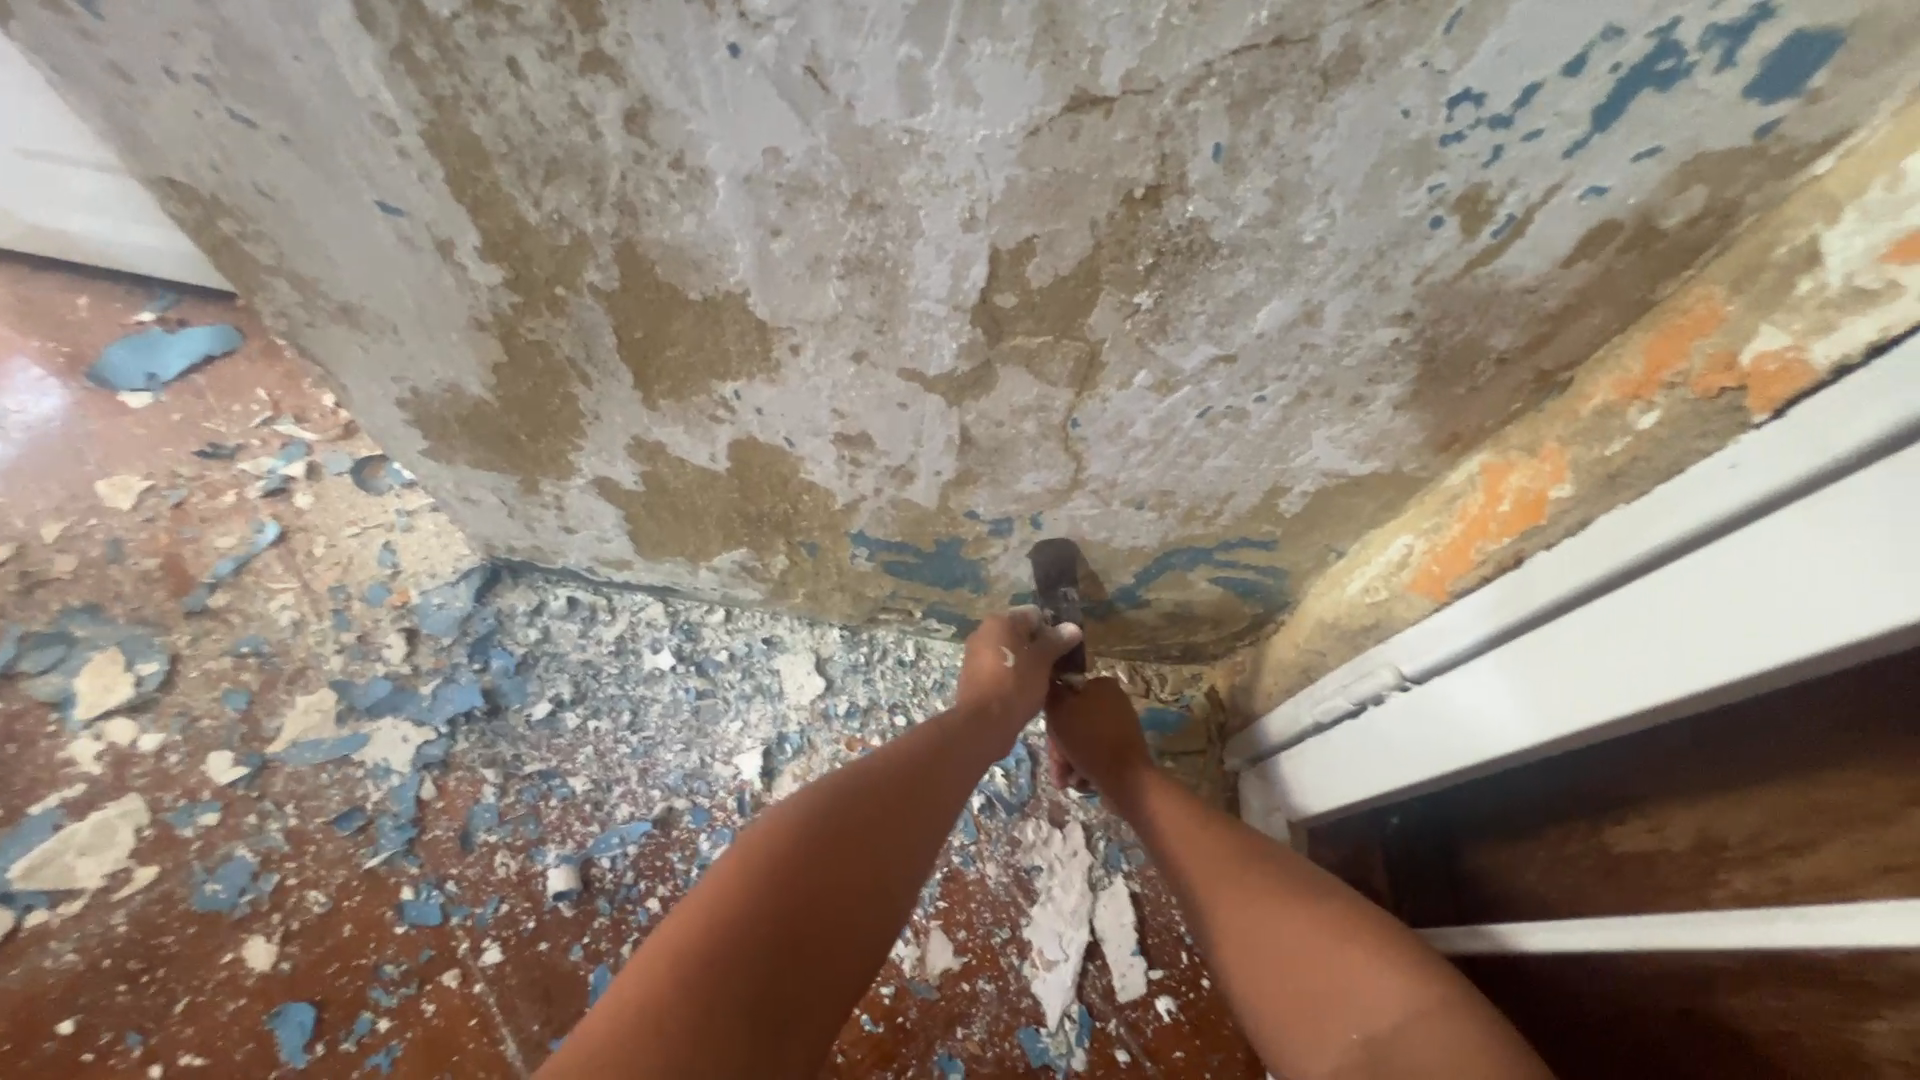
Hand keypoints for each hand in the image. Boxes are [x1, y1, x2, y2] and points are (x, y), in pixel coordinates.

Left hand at [953, 606, 1082, 733]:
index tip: (1067, 648)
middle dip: (1042, 648)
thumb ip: (1056, 641)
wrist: (983, 723)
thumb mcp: (1042, 661)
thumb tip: (1073, 627)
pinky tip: (1029, 691)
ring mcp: (976, 655)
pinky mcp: (974, 677)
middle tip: (1061, 666)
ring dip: (1030, 663)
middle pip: (1021, 634)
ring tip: (1048, 681)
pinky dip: (1015, 675)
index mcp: (999, 621)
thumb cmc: (1015, 684)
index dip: (1053, 629)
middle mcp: (984, 632)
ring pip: (1012, 653)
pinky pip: (1001, 669)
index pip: (1034, 615)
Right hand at [1044, 677, 1154, 805]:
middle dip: (1059, 747)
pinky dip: (1085, 767)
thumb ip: (1051, 694)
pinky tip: (1081, 782)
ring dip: (1068, 761)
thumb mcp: (1058, 711)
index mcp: (1102, 685)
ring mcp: (1120, 728)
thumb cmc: (1089, 740)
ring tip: (1065, 781)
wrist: (1126, 779)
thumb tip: (1053, 688)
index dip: (1053, 718)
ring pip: (1081, 742)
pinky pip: (1096, 755)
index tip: (1050, 736)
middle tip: (1057, 765)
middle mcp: (1114, 702)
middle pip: (1073, 722)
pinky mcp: (1123, 751)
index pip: (1066, 695)